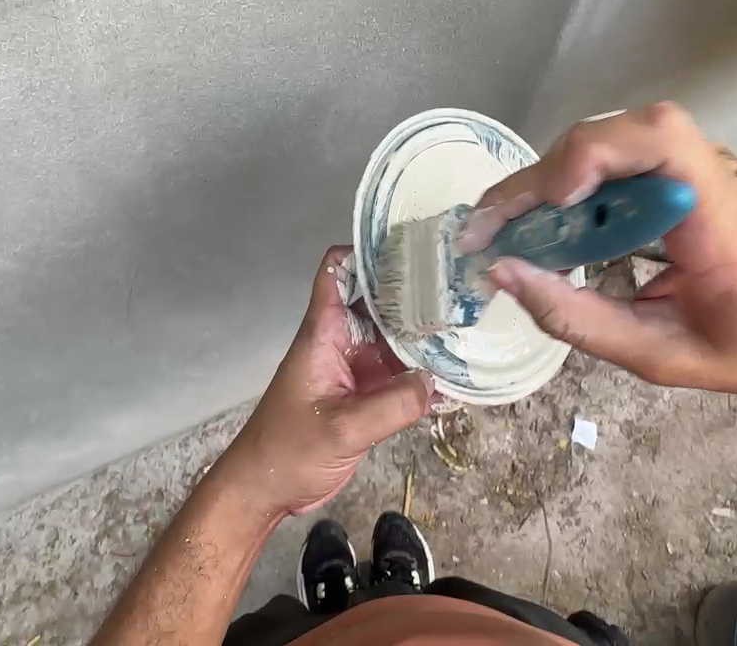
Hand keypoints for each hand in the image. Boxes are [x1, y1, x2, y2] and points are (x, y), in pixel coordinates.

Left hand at [214, 247, 437, 517]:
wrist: (266, 490)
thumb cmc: (288, 450)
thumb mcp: (340, 429)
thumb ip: (391, 406)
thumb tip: (437, 380)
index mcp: (325, 332)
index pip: (337, 271)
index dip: (365, 250)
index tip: (409, 244)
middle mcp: (343, 340)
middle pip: (379, 301)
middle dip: (414, 292)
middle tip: (460, 285)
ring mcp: (357, 367)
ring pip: (395, 337)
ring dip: (425, 334)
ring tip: (470, 323)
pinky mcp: (368, 394)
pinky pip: (401, 375)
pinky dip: (425, 374)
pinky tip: (458, 375)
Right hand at [467, 103, 736, 470]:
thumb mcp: (662, 356)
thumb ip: (578, 319)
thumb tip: (503, 272)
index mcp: (720, 218)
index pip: (656, 139)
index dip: (591, 154)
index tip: (551, 205)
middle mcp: (712, 173)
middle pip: (616, 134)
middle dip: (544, 176)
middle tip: (493, 230)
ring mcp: (702, 165)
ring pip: (611, 140)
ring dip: (554, 179)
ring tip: (515, 229)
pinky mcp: (690, 170)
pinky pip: (622, 158)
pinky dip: (577, 184)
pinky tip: (557, 224)